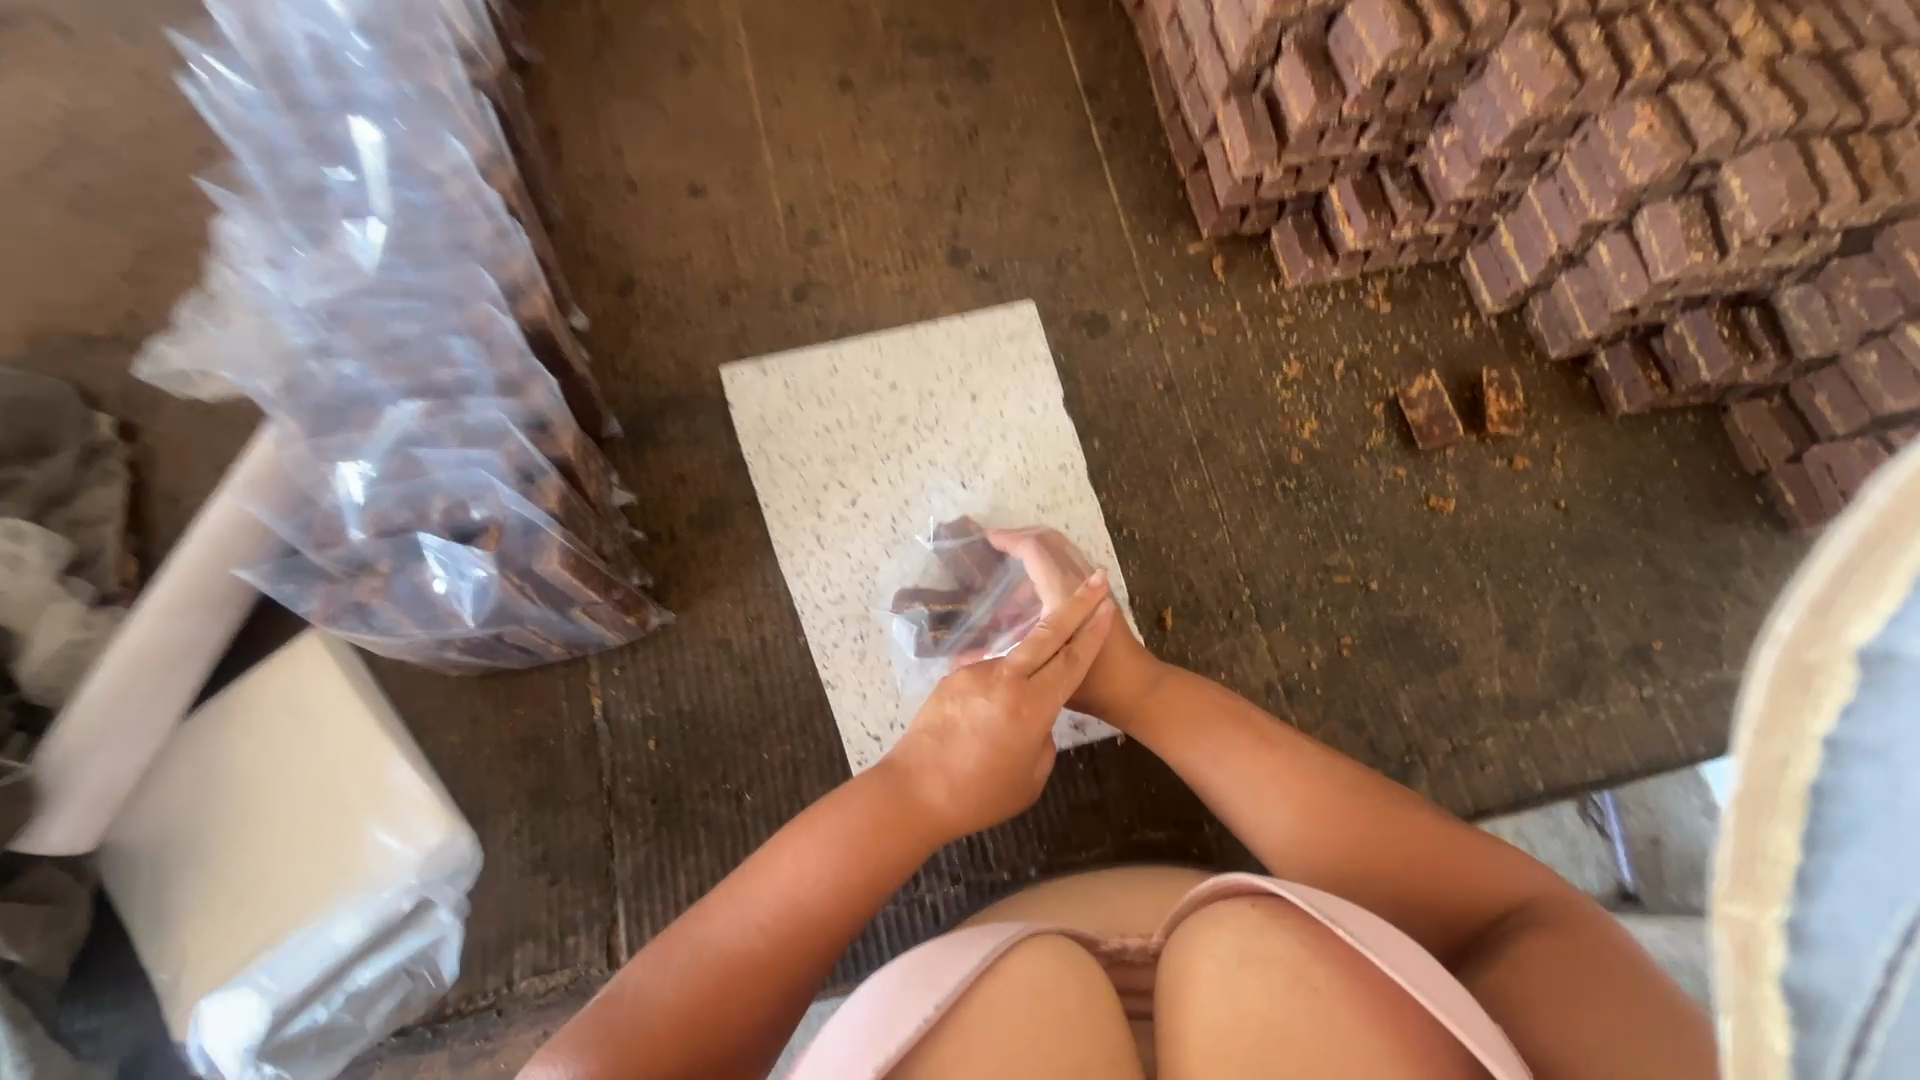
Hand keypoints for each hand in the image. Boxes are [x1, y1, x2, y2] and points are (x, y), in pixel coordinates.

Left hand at [880, 570, 1117, 840]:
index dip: (1093, 633)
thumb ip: (1043, 737)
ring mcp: (975, 673)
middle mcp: (1005, 679)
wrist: (914, 791)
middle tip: (1096, 579)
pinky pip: (986, 675)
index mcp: (1032, 706)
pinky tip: (985, 717)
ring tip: (1018, 706)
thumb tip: (1036, 718)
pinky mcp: (952, 677)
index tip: (1108, 607)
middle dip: (1076, 604)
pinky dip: (997, 688)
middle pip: (1048, 633)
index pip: (1072, 661)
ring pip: (1015, 657)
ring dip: (1030, 663)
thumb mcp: (1031, 776)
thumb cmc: (979, 795)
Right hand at [987, 527, 1163, 719]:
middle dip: (1020, 536)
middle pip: (1050, 539)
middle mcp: (1081, 580)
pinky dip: (1046, 566)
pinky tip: (1027, 597)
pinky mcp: (1100, 593)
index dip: (1009, 539)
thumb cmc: (1089, 684)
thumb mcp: (1041, 670)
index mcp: (1064, 593)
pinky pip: (1068, 564)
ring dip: (1033, 550)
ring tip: (1006, 573)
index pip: (1035, 549)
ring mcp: (1095, 584)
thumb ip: (1004, 656)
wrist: (1135, 689)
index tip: (986, 540)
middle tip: (994, 546)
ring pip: (1061, 549)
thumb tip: (962, 656)